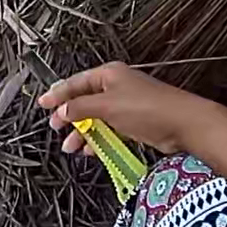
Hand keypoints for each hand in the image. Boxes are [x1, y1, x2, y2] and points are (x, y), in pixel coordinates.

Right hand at [37, 62, 216, 154]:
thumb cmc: (149, 109)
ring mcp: (124, 106)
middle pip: (84, 101)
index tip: (43, 104)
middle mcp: (116, 88)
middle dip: (69, 117)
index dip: (58, 94)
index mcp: (109, 75)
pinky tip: (90, 150)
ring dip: (82, 133)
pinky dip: (98, 139)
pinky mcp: (132, 122)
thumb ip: (82, 108)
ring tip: (70, 146)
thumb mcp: (108, 106)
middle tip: (56, 127)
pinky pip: (108, 130)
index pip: (76, 83)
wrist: (183, 125)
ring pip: (95, 118)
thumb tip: (63, 110)